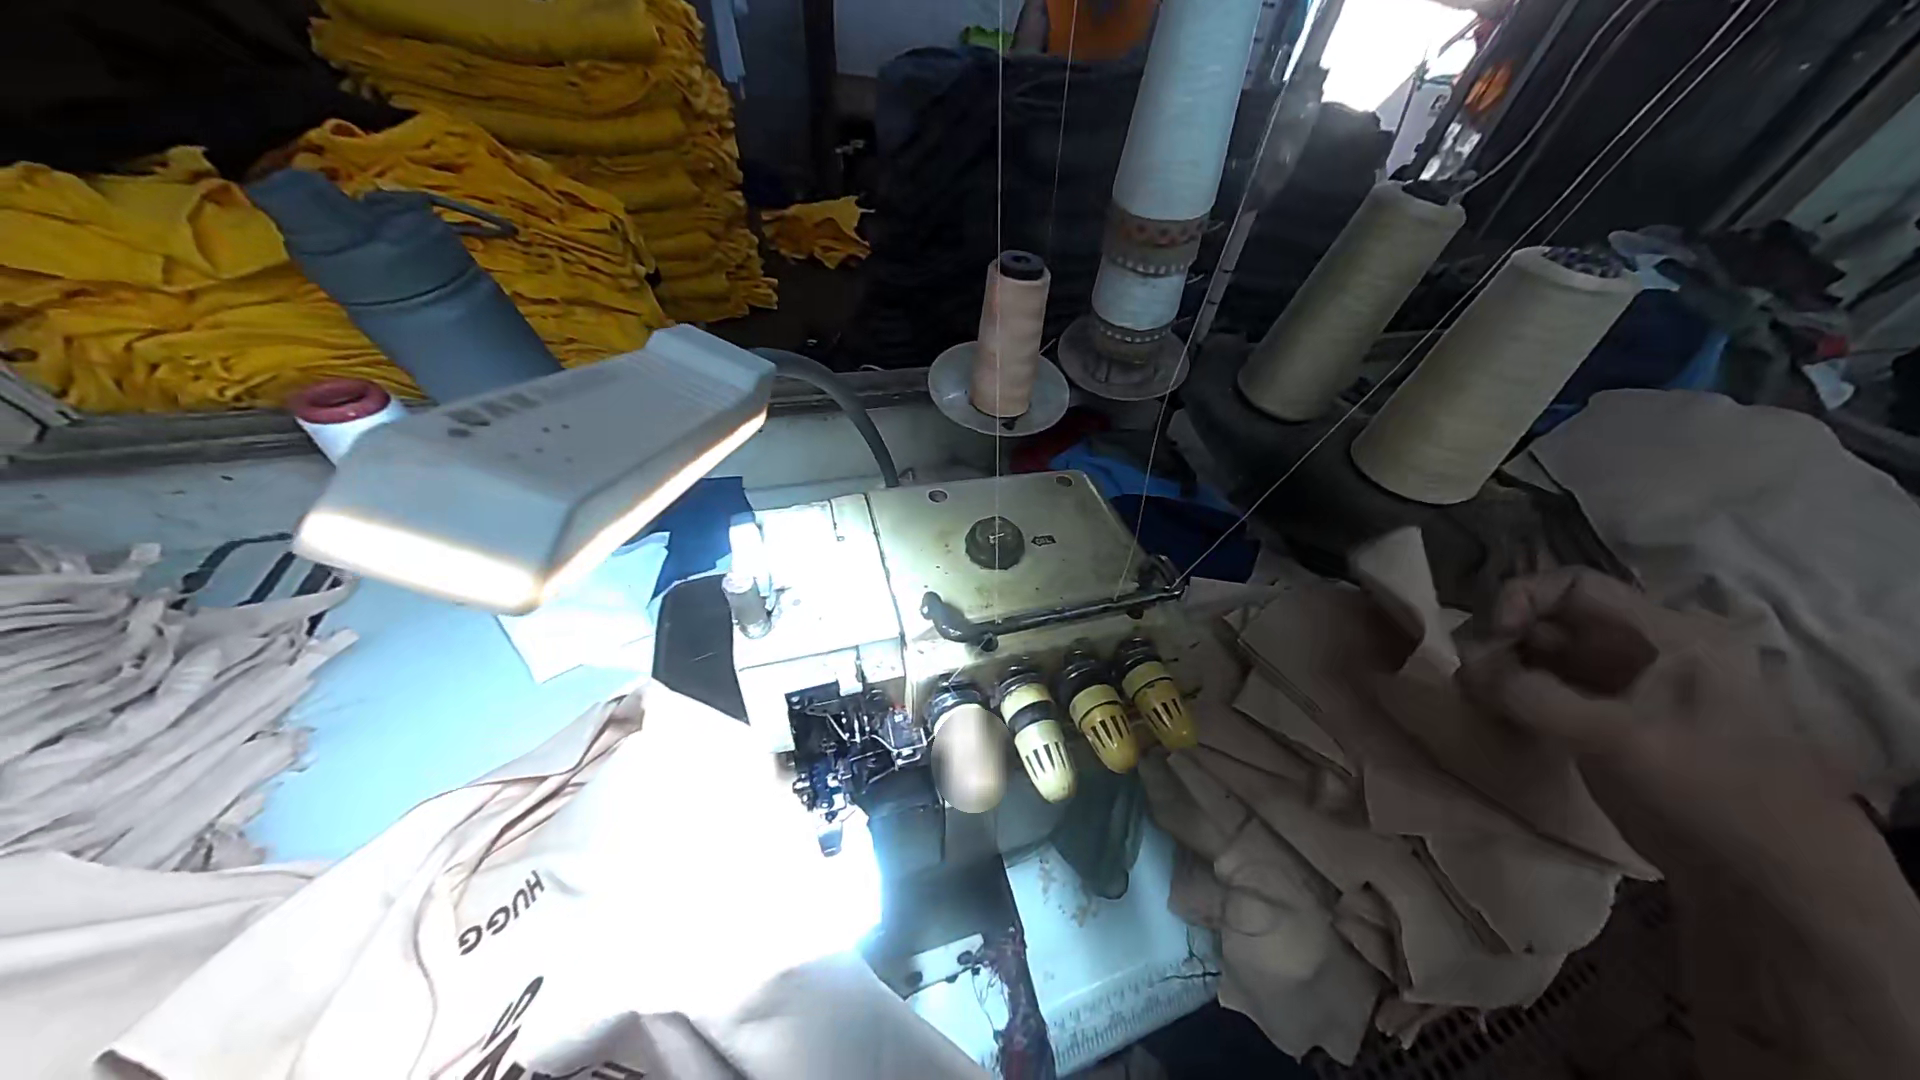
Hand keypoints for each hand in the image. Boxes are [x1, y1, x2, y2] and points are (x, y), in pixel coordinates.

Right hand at [1458, 568, 1857, 878]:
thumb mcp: (1615, 738)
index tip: (1493, 636)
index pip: (1576, 585)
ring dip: (1501, 666)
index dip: (1523, 598)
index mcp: (1667, 635)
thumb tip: (1463, 668)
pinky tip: (1491, 708)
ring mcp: (1623, 686)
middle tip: (1473, 673)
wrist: (1763, 879)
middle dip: (1502, 638)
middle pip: (1551, 618)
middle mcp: (1643, 650)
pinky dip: (1511, 691)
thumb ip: (1531, 696)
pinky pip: (1544, 686)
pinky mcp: (1605, 720)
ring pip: (1542, 653)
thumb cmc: (1707, 791)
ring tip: (1476, 694)